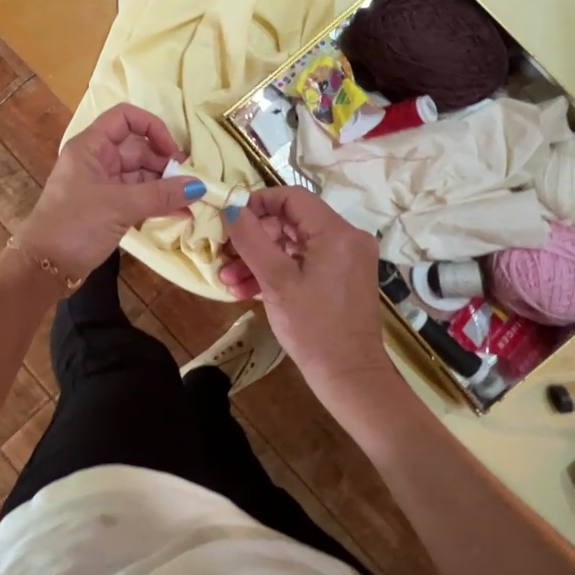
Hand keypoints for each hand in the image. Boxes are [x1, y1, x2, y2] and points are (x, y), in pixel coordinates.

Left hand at [17, 103, 204, 281]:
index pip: (125, 117)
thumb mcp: (120, 207)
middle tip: (190, 183)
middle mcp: (96, 160)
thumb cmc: (75, 225)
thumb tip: (199, 186)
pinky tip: (180, 212)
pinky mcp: (106, 208)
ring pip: (139, 174)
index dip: (152, 127)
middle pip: (137, 148)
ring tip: (191, 201)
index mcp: (91, 146)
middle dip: (164, 163)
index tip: (172, 152)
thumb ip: (160, 194)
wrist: (43, 267)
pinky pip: (136, 196)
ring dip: (164, 185)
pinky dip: (156, 201)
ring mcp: (101, 184)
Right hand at [221, 187, 390, 387]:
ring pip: (293, 244)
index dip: (257, 202)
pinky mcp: (342, 278)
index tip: (229, 219)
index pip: (291, 197)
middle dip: (253, 238)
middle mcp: (347, 238)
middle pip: (290, 221)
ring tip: (229, 280)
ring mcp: (347, 259)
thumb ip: (250, 238)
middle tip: (224, 255)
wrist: (350, 378)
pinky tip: (247, 289)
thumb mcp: (275, 280)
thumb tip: (231, 207)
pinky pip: (304, 262)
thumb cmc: (313, 327)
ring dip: (260, 258)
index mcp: (337, 232)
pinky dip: (278, 271)